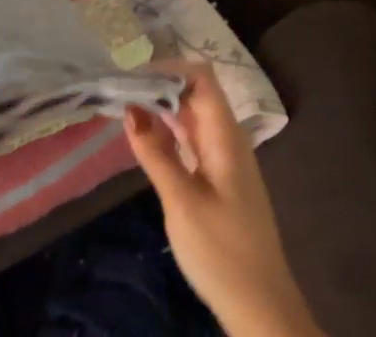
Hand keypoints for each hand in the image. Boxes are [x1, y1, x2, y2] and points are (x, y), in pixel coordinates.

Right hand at [125, 61, 323, 336]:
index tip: (130, 76)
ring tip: (121, 104)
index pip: (202, 79)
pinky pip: (190, 141)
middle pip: (195, 94)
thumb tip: (130, 109)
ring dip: (159, 107)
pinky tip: (141, 135)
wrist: (260, 306)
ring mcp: (224, 161)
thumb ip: (156, 153)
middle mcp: (228, 142)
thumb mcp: (181, 201)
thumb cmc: (222, 252)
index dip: (168, 69)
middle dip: (157, 84)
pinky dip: (166, 132)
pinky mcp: (217, 180)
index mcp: (226, 139)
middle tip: (115, 88)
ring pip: (191, 117)